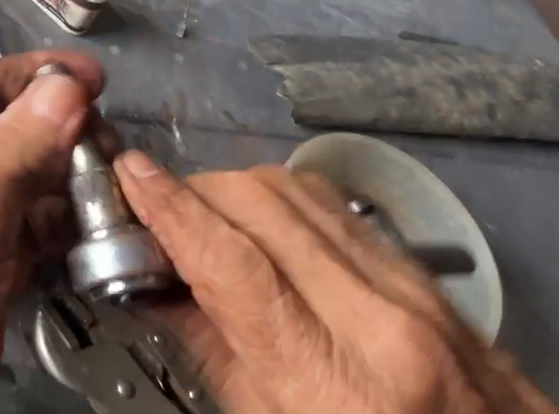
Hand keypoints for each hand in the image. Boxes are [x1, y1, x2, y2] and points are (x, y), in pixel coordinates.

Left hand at [0, 53, 102, 413]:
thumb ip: (19, 144)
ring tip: (111, 184)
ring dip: (67, 177)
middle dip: (61, 130)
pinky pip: (30, 223)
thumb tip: (66, 87)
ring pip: (25, 176)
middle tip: (111, 141)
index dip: (39, 75)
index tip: (95, 77)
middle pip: (9, 127)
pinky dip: (62, 221)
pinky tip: (94, 226)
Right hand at [114, 155, 558, 413]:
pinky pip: (338, 207)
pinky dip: (284, 202)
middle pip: (260, 202)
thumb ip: (212, 346)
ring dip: (237, 190)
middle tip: (162, 213)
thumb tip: (155, 277)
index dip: (170, 208)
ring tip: (209, 218)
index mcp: (336, 383)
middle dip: (197, 192)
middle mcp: (383, 321)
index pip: (230, 260)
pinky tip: (265, 226)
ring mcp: (416, 292)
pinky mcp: (429, 278)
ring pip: (297, 189)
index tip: (129, 175)